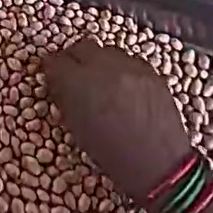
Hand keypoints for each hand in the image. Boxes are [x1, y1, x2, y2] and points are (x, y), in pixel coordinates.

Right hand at [44, 39, 190, 195]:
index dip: (52, 68)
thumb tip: (57, 81)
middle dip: (74, 58)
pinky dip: (120, 70)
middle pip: (81, 47)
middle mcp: (104, 67)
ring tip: (101, 82)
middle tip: (73, 74)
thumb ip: (64, 96)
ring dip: (98, 62)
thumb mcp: (76, 127)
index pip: (55, 61)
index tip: (52, 75)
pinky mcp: (151, 71)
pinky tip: (122, 88)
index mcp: (78, 83)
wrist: (160, 165)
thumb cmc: (111, 154)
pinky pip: (128, 60)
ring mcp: (130, 67)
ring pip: (106, 51)